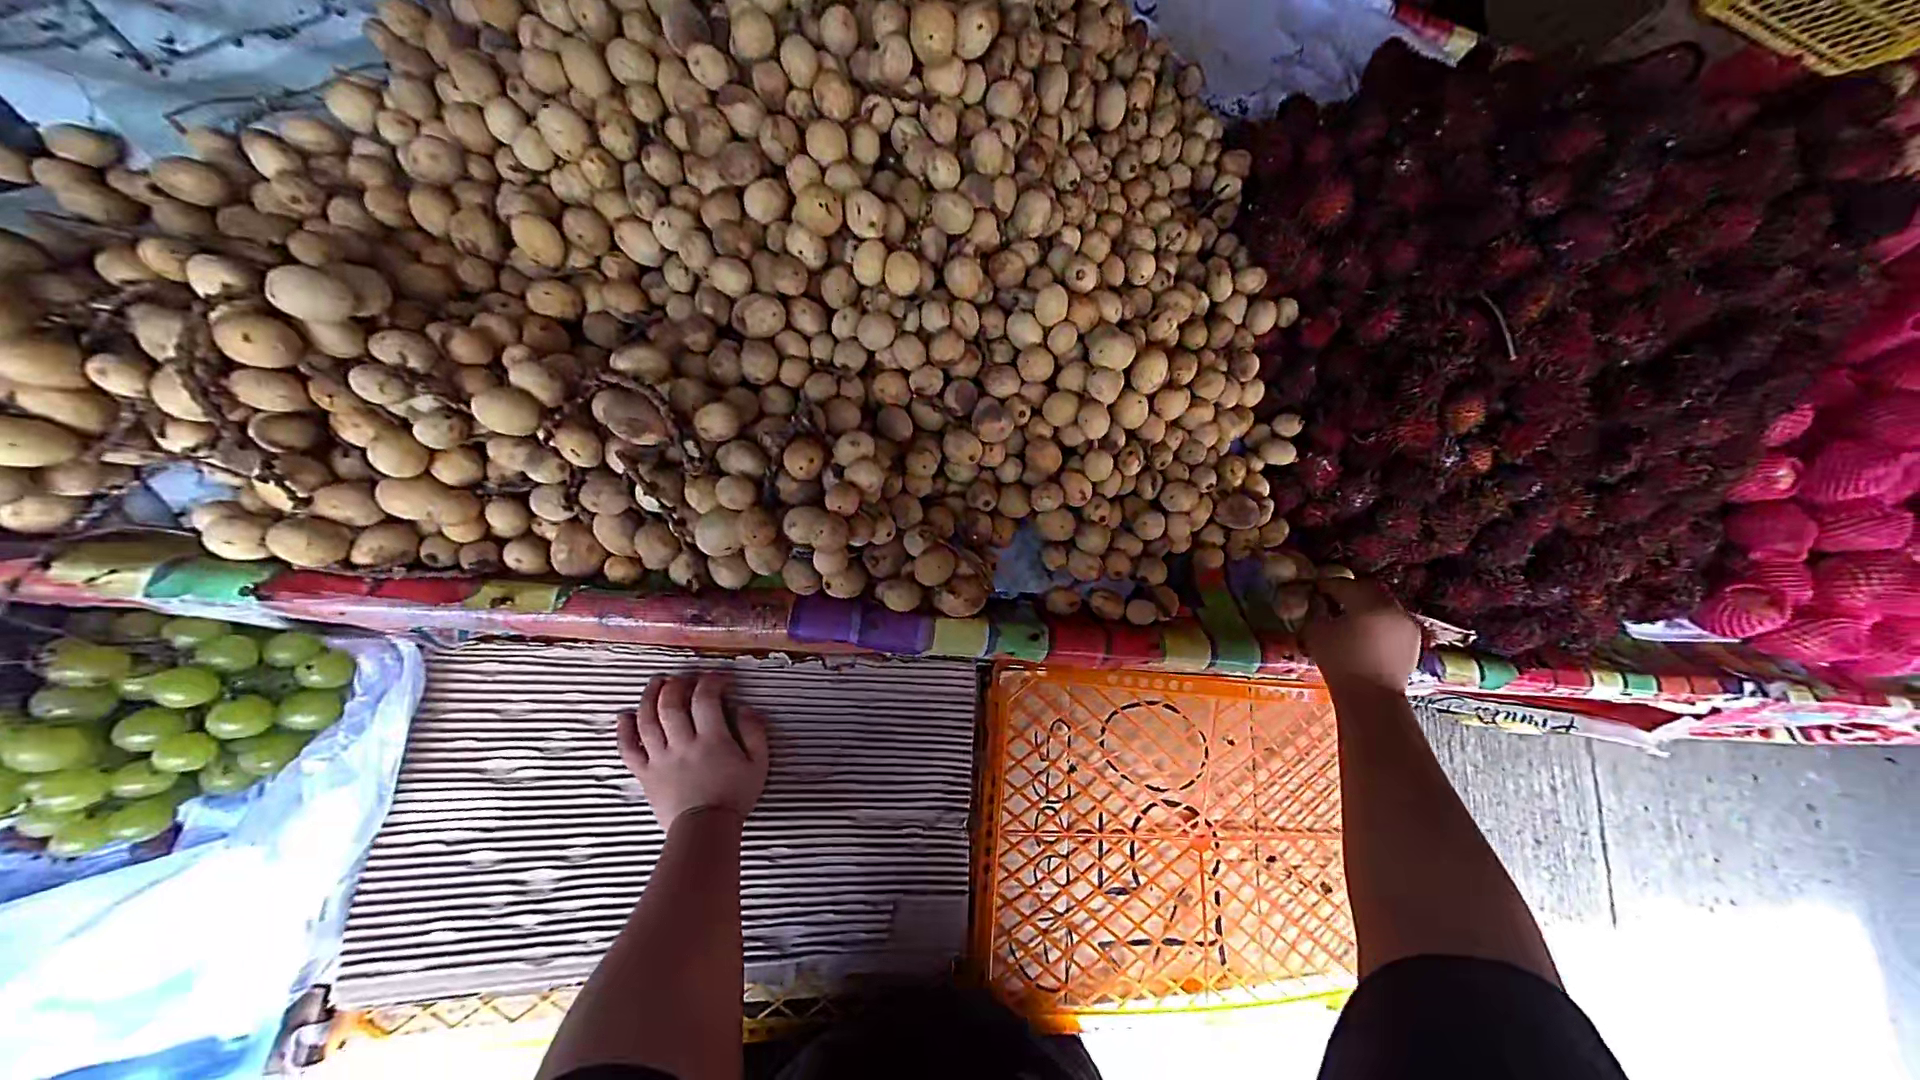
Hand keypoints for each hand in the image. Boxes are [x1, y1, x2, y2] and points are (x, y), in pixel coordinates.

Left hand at [615, 672, 768, 829]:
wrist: (705, 830)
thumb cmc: (734, 796)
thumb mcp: (758, 763)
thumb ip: (755, 732)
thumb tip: (745, 708)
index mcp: (712, 739)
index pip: (706, 698)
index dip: (712, 681)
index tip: (719, 679)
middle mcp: (682, 743)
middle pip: (672, 703)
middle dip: (677, 684)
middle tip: (684, 678)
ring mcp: (660, 758)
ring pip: (647, 719)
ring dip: (650, 696)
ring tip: (656, 683)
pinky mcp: (645, 773)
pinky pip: (628, 749)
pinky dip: (624, 731)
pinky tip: (624, 716)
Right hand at [1300, 577, 1422, 694]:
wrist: (1371, 697)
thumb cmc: (1339, 664)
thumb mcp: (1316, 633)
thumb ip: (1316, 610)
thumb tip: (1318, 600)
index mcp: (1368, 604)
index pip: (1343, 584)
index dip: (1326, 584)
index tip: (1314, 588)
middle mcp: (1392, 608)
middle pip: (1367, 588)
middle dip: (1348, 590)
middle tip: (1331, 597)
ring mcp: (1406, 622)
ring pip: (1383, 602)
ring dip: (1365, 603)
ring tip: (1348, 614)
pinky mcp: (1413, 637)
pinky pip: (1393, 617)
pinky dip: (1378, 617)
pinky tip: (1365, 630)